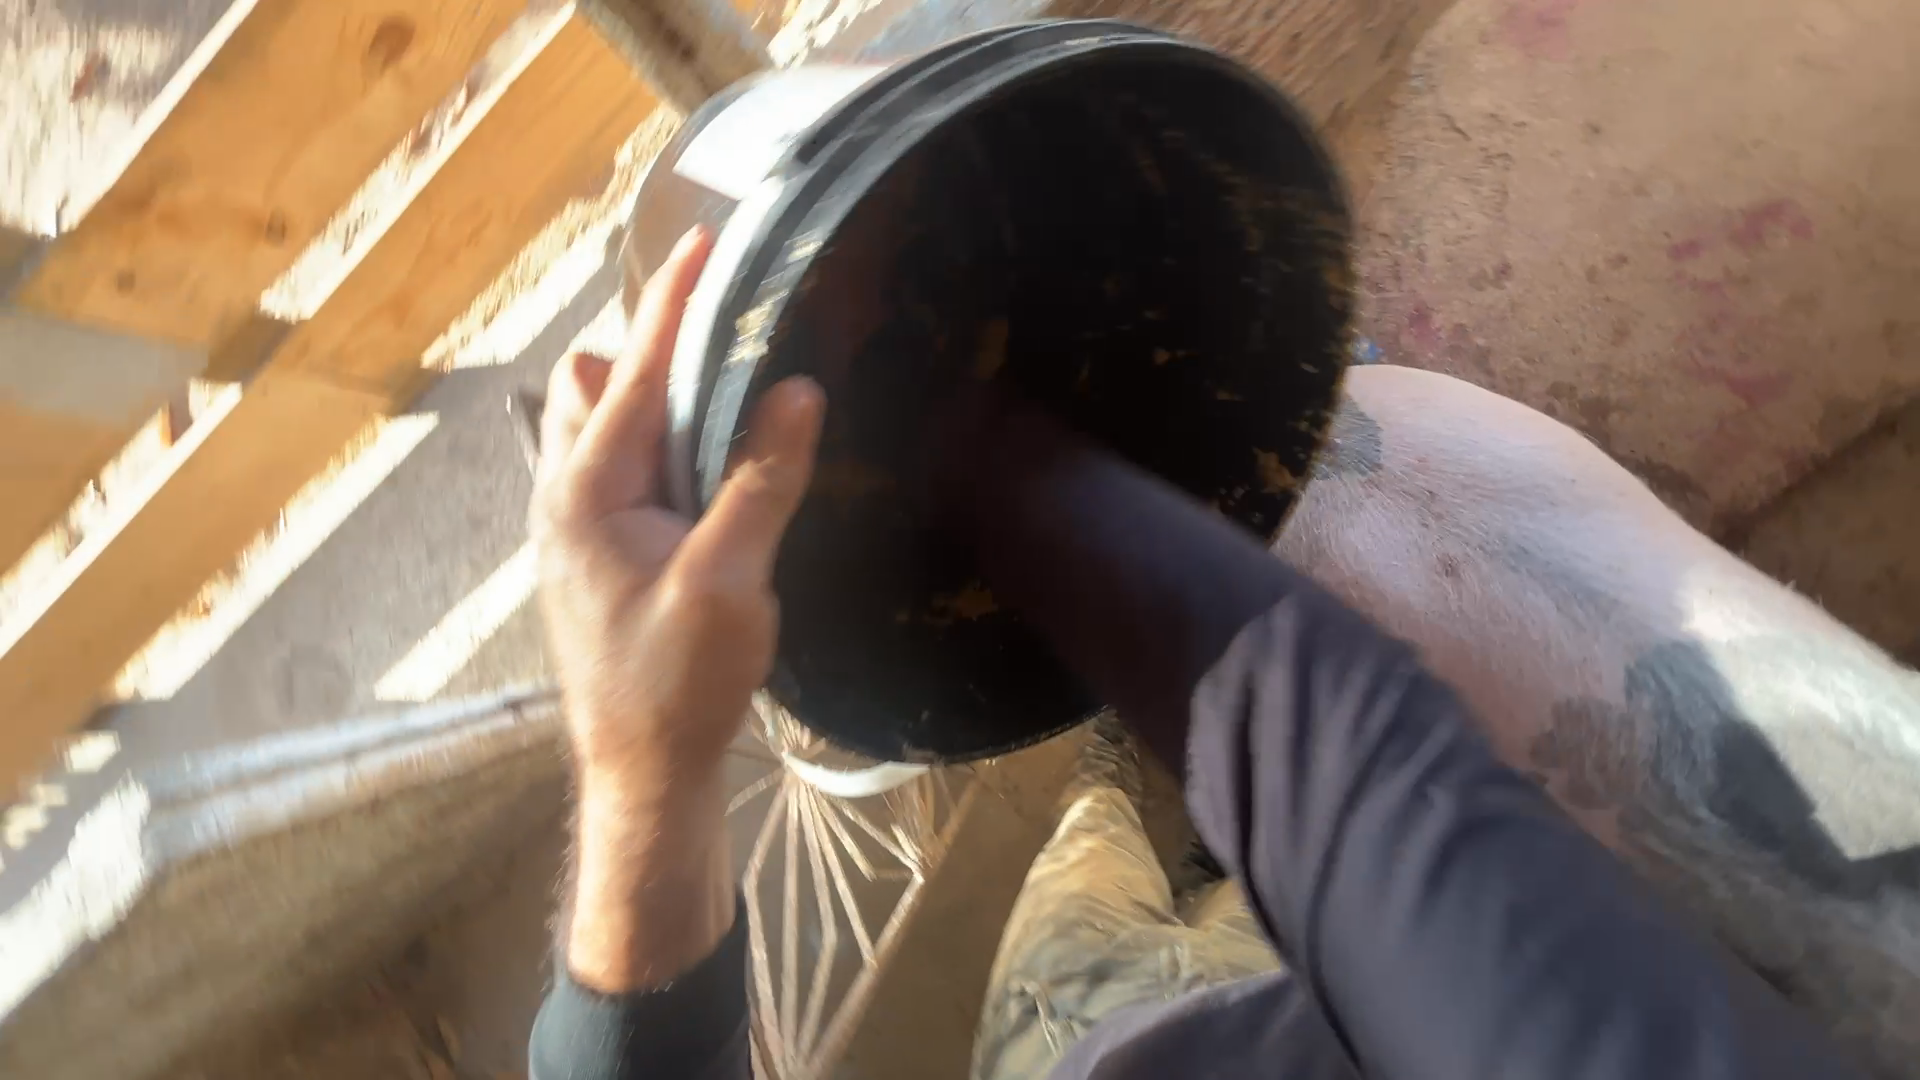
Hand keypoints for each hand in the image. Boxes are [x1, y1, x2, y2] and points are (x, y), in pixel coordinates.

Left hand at [531, 226, 823, 988]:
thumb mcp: (730, 583)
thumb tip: (796, 391)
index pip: (637, 374)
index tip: (702, 243)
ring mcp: (578, 526)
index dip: (672, 305)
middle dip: (655, 348)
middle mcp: (567, 495)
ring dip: (656, 399)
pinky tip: (707, 475)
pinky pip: (623, 467)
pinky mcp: (601, 552)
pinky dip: (662, 444)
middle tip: (727, 346)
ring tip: (723, 406)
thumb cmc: (679, 683)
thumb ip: (761, 483)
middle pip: (598, 386)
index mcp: (587, 491)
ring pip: (603, 427)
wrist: (642, 769)